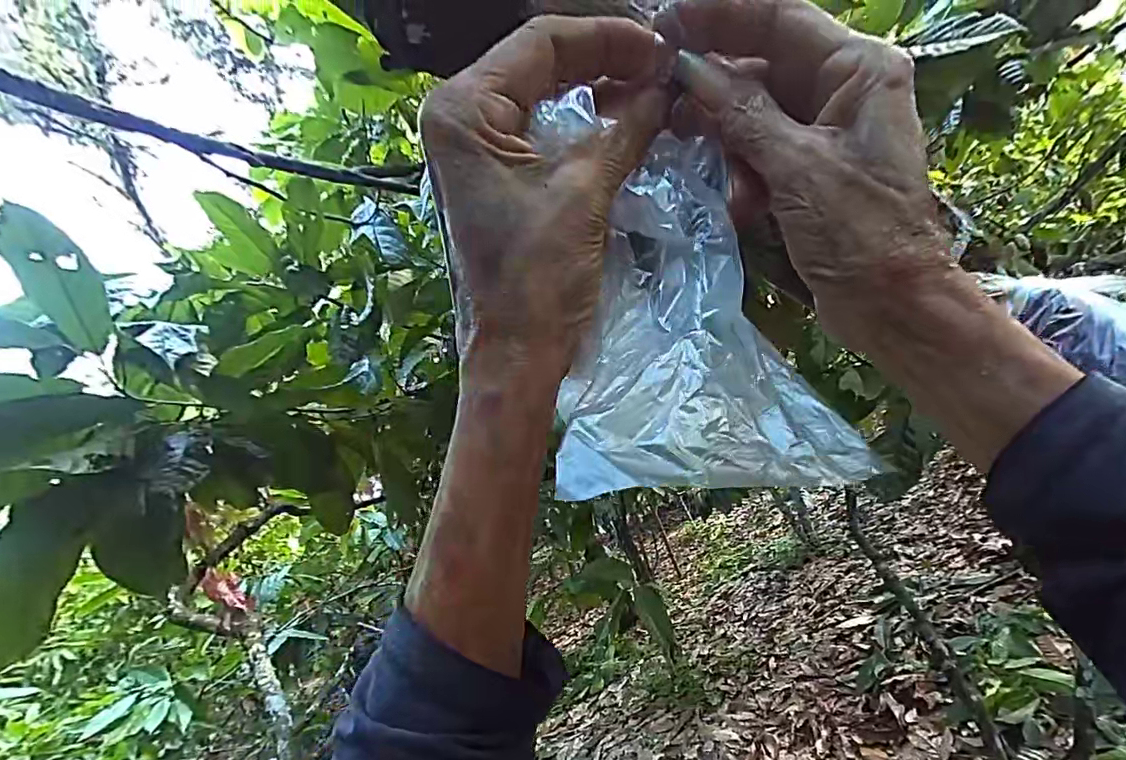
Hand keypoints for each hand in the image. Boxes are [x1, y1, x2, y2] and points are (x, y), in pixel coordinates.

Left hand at [408, 16, 670, 675]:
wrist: (518, 357)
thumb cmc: (539, 283)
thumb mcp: (584, 197)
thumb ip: (622, 131)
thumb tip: (663, 85)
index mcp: (464, 109)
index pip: (542, 44)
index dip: (608, 38)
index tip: (661, 47)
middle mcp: (462, 120)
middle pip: (541, 66)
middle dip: (605, 64)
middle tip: (662, 69)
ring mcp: (478, 153)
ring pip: (546, 102)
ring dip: (598, 96)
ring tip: (651, 95)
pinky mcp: (499, 185)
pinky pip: (546, 139)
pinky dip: (586, 132)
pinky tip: (623, 130)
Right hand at [658, 0, 1082, 469]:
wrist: (893, 309)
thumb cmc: (860, 234)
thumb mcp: (799, 169)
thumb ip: (743, 115)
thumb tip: (690, 69)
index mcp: (858, 71)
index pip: (780, 19)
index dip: (721, 16)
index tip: (667, 23)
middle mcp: (846, 96)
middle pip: (766, 70)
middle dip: (718, 91)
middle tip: (667, 105)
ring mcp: (830, 142)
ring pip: (761, 120)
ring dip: (731, 145)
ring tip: (704, 166)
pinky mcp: (816, 183)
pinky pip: (769, 161)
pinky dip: (748, 178)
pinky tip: (737, 205)